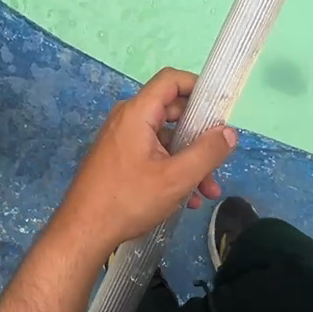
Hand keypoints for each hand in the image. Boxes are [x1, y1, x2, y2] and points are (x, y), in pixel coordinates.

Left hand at [49, 69, 237, 260]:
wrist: (83, 231)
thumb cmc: (128, 200)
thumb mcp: (176, 178)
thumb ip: (207, 152)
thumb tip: (229, 132)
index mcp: (138, 112)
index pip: (171, 80)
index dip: (198, 86)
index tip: (220, 108)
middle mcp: (128, 118)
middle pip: (172, 111)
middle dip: (200, 136)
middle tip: (219, 161)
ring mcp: (122, 138)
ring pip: (165, 138)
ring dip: (189, 160)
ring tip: (207, 192)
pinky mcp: (119, 157)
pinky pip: (152, 152)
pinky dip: (172, 168)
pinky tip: (186, 198)